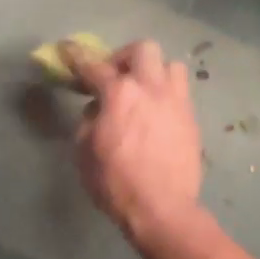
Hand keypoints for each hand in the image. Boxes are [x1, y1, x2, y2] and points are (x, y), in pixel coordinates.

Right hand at [63, 39, 204, 248]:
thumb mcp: (84, 151)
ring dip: (154, 72)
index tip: (68, 50)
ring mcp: (176, 102)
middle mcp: (150, 88)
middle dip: (124, 57)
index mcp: (119, 93)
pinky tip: (156, 115)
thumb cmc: (115, 182)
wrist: (162, 209)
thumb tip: (98, 109)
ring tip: (143, 92)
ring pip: (171, 65)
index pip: (94, 65)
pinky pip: (180, 92)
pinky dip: (166, 95)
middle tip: (115, 76)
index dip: (77, 57)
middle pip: (142, 49)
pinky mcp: (191, 119)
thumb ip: (88, 120)